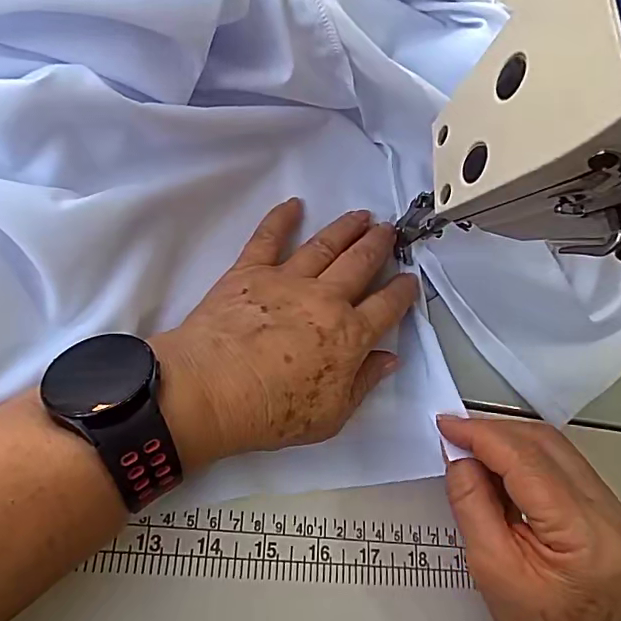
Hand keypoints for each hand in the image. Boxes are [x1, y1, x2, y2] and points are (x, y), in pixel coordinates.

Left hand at [150, 199, 419, 470]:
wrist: (212, 389)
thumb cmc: (270, 411)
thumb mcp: (330, 415)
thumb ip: (363, 384)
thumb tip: (387, 359)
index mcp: (349, 336)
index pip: (386, 307)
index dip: (401, 292)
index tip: (408, 281)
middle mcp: (324, 300)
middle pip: (360, 265)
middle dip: (377, 246)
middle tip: (388, 232)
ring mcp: (286, 281)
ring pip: (324, 246)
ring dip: (345, 228)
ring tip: (360, 216)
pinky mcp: (247, 273)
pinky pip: (268, 238)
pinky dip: (281, 218)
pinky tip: (293, 205)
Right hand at [437, 415, 620, 620]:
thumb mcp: (490, 567)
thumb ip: (473, 504)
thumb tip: (460, 459)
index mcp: (586, 535)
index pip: (528, 462)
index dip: (483, 436)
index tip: (447, 425)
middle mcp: (614, 517)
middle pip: (549, 447)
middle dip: (496, 432)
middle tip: (454, 433)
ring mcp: (620, 515)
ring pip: (560, 452)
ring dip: (511, 443)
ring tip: (471, 449)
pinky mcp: (613, 516)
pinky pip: (566, 470)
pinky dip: (528, 460)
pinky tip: (499, 468)